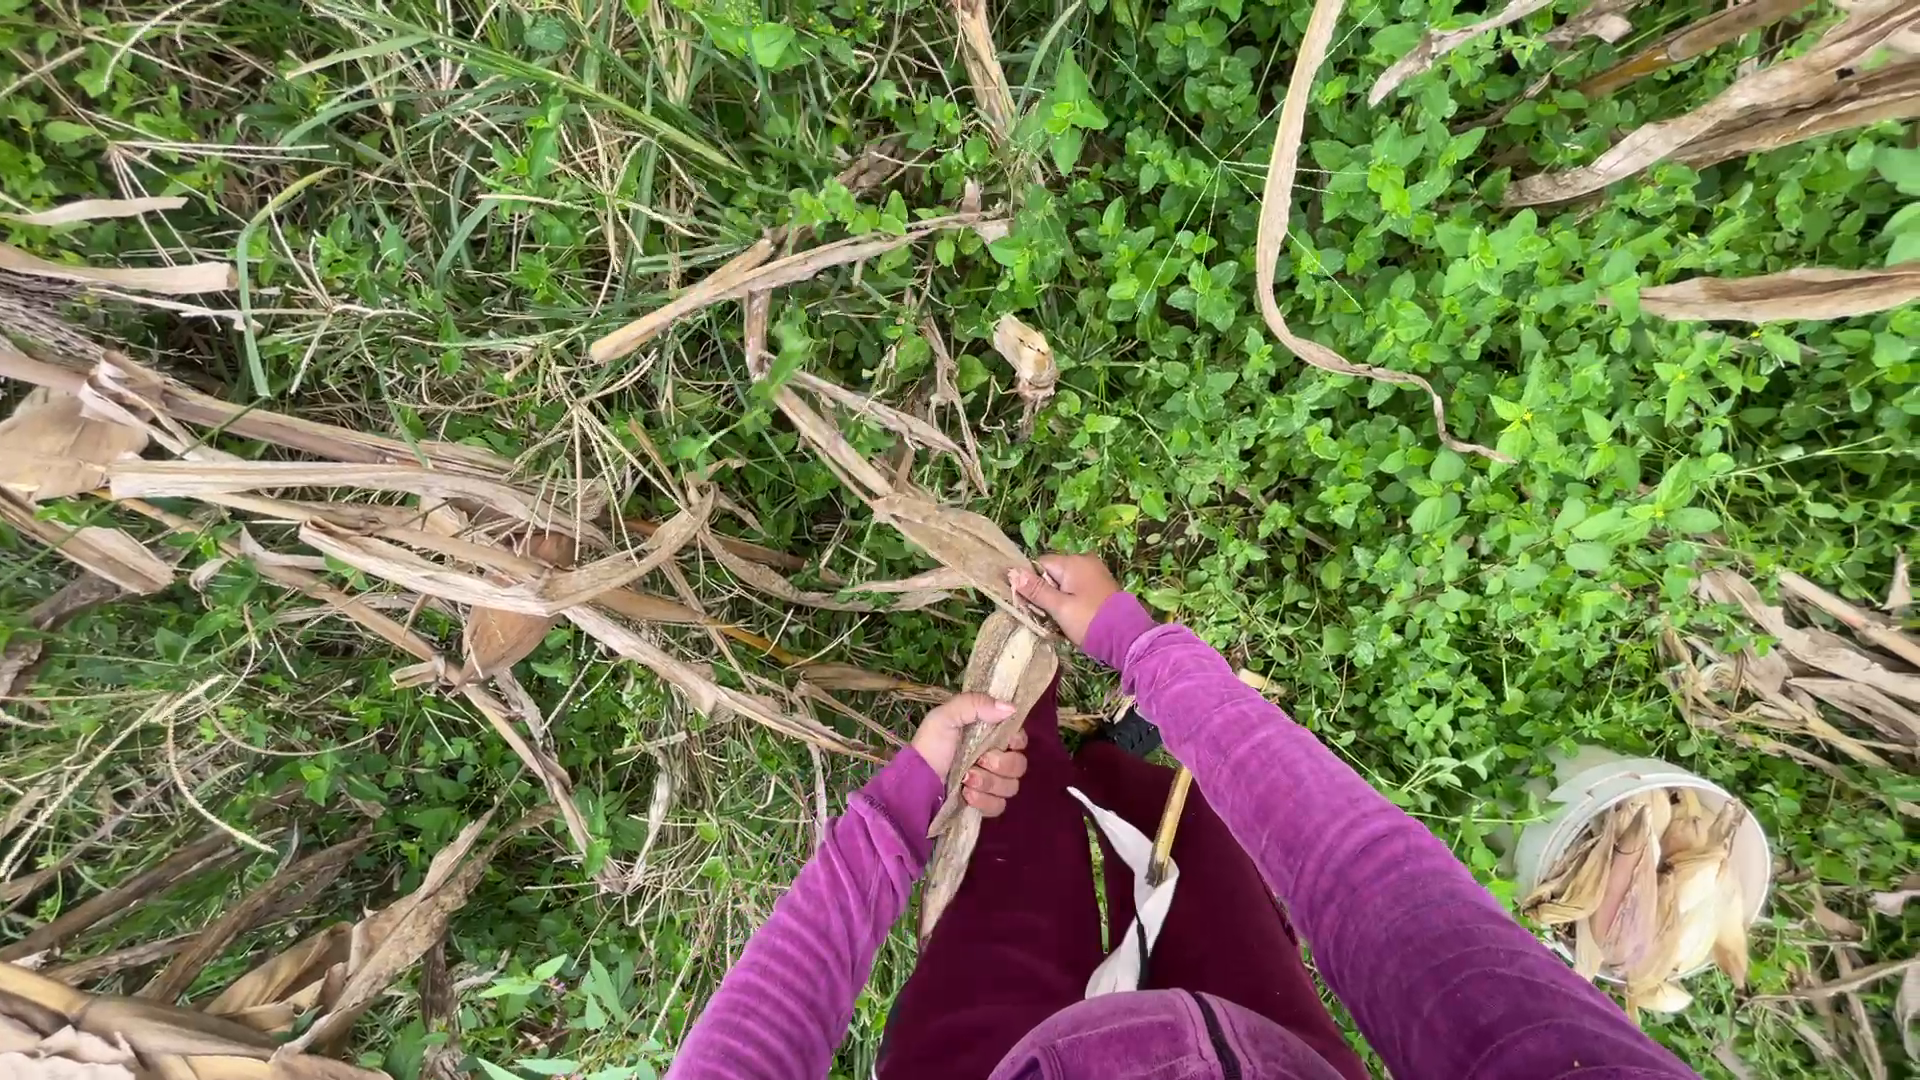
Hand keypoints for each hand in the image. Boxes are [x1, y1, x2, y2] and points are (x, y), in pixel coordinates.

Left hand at [910, 693, 1028, 817]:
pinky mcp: (985, 804)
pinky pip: (999, 806)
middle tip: (979, 761)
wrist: (915, 781)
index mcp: (989, 734)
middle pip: (1019, 764)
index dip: (1016, 741)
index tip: (1006, 742)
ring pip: (1011, 786)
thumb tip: (1011, 708)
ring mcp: (991, 783)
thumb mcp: (946, 716)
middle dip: (1000, 764)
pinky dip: (984, 801)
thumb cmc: (932, 745)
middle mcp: (995, 758)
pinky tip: (967, 794)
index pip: (1020, 738)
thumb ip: (976, 704)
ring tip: (965, 779)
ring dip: (988, 783)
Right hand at [1010, 553, 1119, 646]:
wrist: (1127, 638)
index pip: (1040, 563)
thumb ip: (1036, 590)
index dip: (1031, 582)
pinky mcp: (1101, 585)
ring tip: (1059, 618)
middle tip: (1045, 613)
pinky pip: (1077, 587)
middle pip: (1052, 572)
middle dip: (1045, 591)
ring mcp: (1095, 573)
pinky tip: (1072, 616)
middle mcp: (1085, 561)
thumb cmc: (1089, 621)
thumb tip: (1012, 572)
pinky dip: (1071, 599)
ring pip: (1065, 581)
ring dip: (1058, 597)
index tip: (1029, 602)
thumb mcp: (1059, 607)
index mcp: (1073, 562)